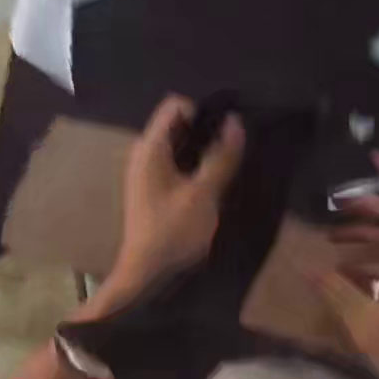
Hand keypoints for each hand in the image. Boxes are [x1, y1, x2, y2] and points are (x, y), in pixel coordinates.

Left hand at [82, 95, 243, 318]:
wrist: (145, 272)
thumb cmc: (173, 232)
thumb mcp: (204, 194)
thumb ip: (221, 157)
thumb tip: (236, 122)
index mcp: (149, 149)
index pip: (174, 105)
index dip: (203, 110)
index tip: (225, 131)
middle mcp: (142, 153)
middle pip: (176, 123)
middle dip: (205, 129)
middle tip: (230, 148)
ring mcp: (144, 171)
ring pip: (177, 144)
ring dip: (200, 148)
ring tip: (224, 164)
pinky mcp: (150, 187)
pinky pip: (173, 161)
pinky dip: (191, 164)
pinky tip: (209, 181)